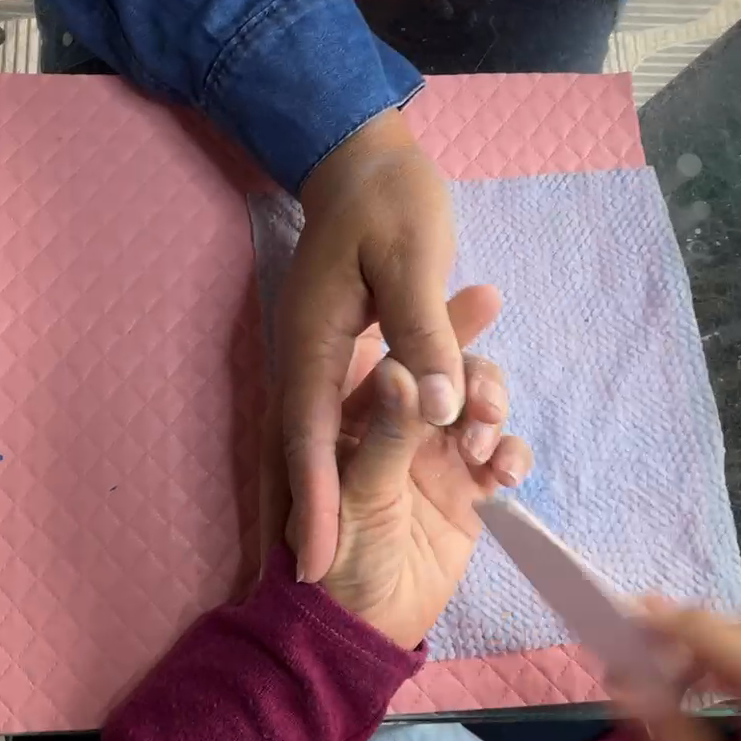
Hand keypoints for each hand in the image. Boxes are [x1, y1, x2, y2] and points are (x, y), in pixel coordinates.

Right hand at [280, 110, 462, 582]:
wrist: (363, 160)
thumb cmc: (390, 201)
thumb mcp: (413, 258)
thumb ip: (425, 335)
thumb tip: (441, 409)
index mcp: (314, 341)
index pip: (309, 434)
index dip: (312, 501)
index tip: (312, 562)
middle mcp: (308, 360)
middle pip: (299, 451)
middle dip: (304, 516)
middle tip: (304, 580)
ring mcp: (321, 358)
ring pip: (322, 440)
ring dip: (332, 490)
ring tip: (335, 545)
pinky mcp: (342, 355)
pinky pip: (348, 416)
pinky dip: (356, 455)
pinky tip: (370, 487)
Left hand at [320, 286, 531, 649]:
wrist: (367, 630)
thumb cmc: (341, 563)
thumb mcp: (358, 496)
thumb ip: (386, 435)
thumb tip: (404, 368)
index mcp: (351, 417)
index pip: (397, 355)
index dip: (435, 324)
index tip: (481, 296)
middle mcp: (393, 425)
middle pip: (443, 374)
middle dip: (474, 365)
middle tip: (495, 377)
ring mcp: (430, 454)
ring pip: (474, 407)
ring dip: (492, 409)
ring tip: (486, 434)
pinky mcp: (464, 489)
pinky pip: (497, 454)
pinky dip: (508, 453)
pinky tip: (505, 471)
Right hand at [613, 604, 740, 740]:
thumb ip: (670, 740)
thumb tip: (621, 683)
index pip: (736, 650)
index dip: (673, 627)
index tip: (619, 626)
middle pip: (739, 636)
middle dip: (681, 640)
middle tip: (635, 665)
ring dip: (704, 646)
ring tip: (673, 681)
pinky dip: (733, 652)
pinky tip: (713, 681)